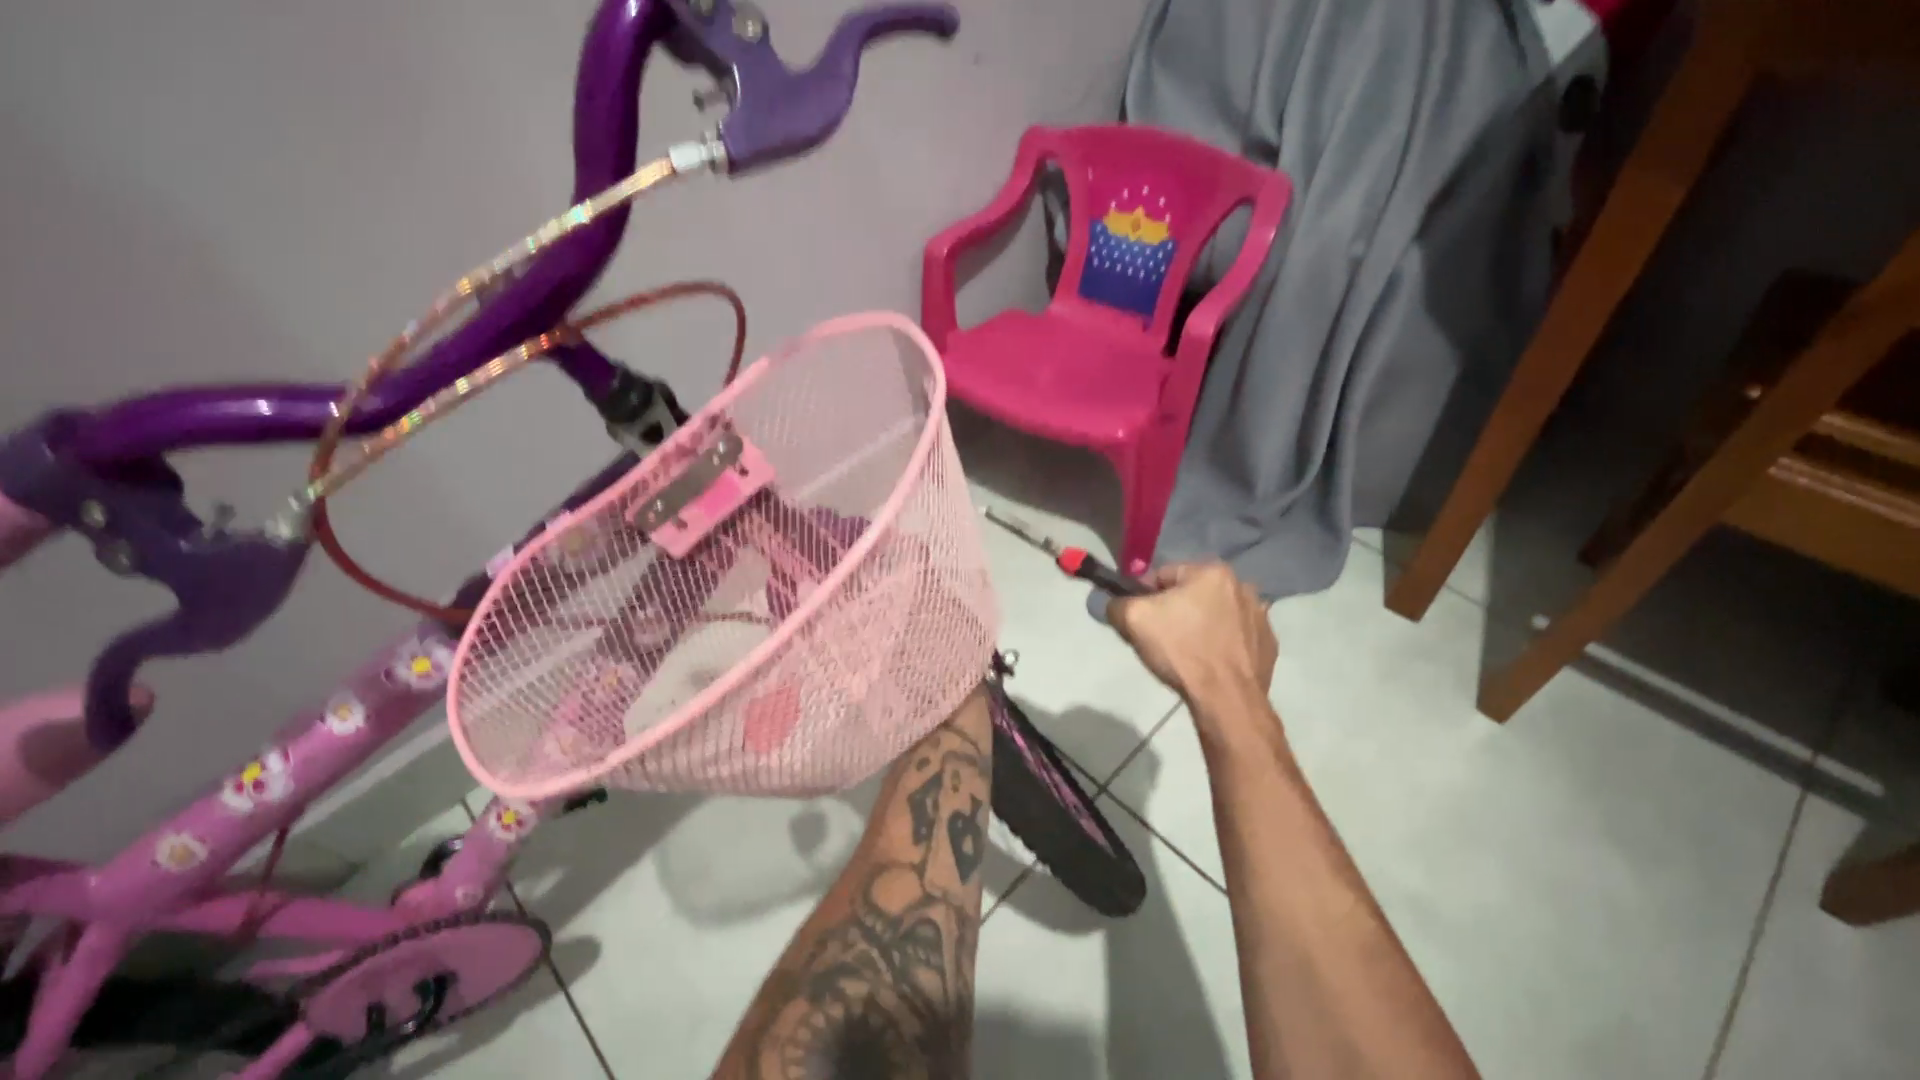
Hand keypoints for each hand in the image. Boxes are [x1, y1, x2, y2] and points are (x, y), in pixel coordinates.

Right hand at [1108, 562, 1275, 702]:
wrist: (1227, 699)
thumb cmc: (1181, 651)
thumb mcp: (1134, 620)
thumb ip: (1118, 603)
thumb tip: (1115, 603)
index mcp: (1213, 571)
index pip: (1165, 575)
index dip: (1146, 596)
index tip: (1140, 620)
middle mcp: (1242, 586)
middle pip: (1193, 594)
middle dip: (1176, 610)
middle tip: (1162, 638)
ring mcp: (1260, 616)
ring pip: (1217, 614)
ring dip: (1202, 625)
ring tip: (1188, 653)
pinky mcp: (1268, 644)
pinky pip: (1236, 636)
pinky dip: (1223, 644)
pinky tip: (1211, 662)